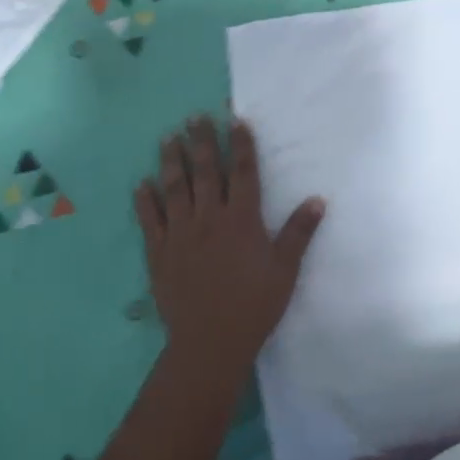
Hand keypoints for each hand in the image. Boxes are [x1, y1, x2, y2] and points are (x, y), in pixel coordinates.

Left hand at [133, 115, 323, 373]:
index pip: (242, 173)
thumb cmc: (254, 304)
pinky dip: (145, 200)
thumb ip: (299, 232)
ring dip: (171, 161)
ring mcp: (180, 234)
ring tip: (168, 137)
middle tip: (195, 117)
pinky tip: (141, 184)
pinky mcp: (159, 252)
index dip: (240, 145)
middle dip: (201, 142)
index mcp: (242, 220)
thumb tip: (317, 199)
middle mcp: (209, 218)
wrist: (209, 341)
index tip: (235, 121)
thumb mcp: (285, 269)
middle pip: (205, 172)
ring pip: (174, 188)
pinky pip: (150, 219)